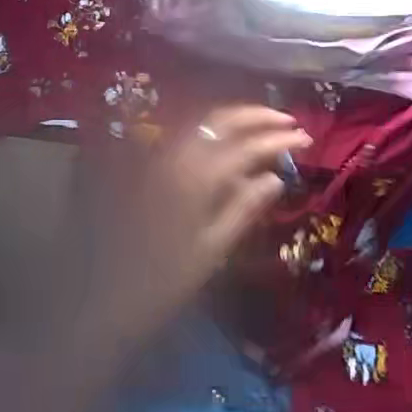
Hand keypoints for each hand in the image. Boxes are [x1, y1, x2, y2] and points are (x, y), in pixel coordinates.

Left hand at [82, 106, 310, 351]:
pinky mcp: (144, 167)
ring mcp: (156, 158)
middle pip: (220, 121)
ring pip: (199, 125)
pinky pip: (183, 139)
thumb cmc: (164, 281)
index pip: (246, 145)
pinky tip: (225, 146)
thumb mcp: (212, 250)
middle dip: (256, 116)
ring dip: (233, 120)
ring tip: (263, 126)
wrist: (105, 295)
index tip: (307, 138)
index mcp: (197, 178)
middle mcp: (174, 157)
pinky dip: (210, 134)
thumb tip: (274, 176)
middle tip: (287, 122)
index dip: (279, 138)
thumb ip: (244, 207)